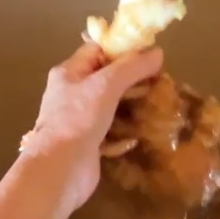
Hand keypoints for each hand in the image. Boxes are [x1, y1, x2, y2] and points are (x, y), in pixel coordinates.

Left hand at [20, 43, 163, 210]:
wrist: (60, 169)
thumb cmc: (78, 119)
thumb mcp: (106, 84)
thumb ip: (132, 67)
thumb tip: (158, 53)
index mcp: (68, 73)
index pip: (97, 50)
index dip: (122, 49)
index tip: (149, 55)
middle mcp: (72, 93)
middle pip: (106, 77)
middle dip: (132, 79)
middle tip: (159, 81)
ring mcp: (80, 119)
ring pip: (111, 104)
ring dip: (132, 104)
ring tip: (157, 103)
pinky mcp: (89, 142)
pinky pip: (111, 130)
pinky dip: (126, 131)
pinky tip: (143, 131)